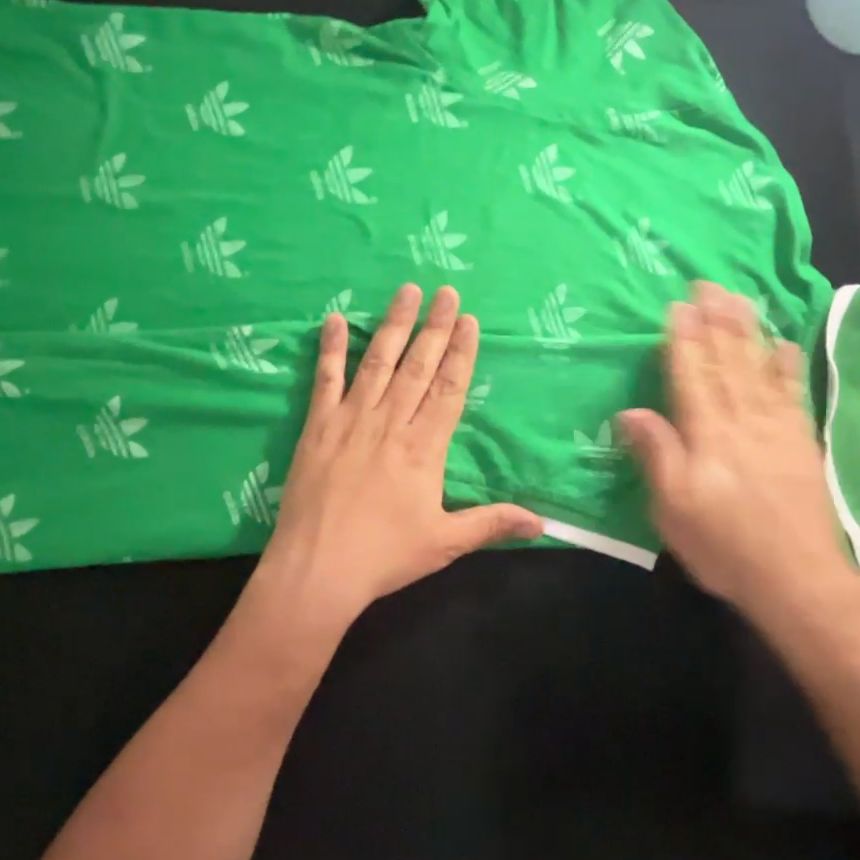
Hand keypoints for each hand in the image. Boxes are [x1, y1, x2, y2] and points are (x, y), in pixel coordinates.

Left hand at [256, 283, 542, 622]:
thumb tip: (543, 523)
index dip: (462, 353)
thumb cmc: (384, 556)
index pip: (449, 389)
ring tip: (406, 291)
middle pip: (418, 366)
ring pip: (377, 363)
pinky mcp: (317, 428)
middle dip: (435, 327)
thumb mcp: (446, 543)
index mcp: (424, 448)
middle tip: (446, 290)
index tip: (470, 320)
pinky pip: (325, 380)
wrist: (318, 568)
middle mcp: (390, 423)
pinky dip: (329, 349)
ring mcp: (351, 421)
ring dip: (393, 325)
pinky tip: (333, 320)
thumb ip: (492, 524)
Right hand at [617, 282, 859, 617]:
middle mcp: (743, 421)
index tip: (677, 305)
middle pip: (726, 362)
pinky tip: (782, 343)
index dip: (683, 340)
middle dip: (715, 321)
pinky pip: (792, 392)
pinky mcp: (801, 443)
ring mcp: (777, 429)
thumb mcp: (673, 509)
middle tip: (707, 283)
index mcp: (707, 435)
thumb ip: (657, 455)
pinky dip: (786, 365)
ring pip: (758, 368)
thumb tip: (631, 412)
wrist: (797, 579)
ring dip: (746, 330)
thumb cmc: (724, 547)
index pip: (691, 376)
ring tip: (738, 297)